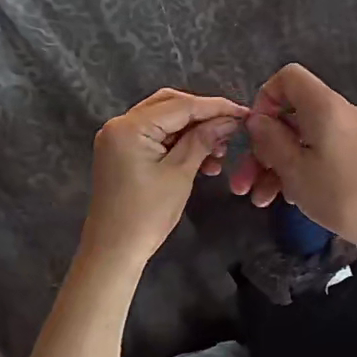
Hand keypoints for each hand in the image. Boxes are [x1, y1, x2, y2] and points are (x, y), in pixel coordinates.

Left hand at [80, 89, 248, 264]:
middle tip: (230, 129)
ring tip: (219, 152)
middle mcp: (119, 124)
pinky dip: (177, 143)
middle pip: (169, 105)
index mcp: (130, 127)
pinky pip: (154, 137)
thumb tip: (228, 120)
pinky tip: (201, 160)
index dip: (215, 107)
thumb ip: (203, 140)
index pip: (180, 105)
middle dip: (202, 116)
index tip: (243, 112)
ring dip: (192, 131)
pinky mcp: (121, 152)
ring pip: (163, 120)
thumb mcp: (180, 174)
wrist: (113, 250)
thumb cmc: (147, 215)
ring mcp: (117, 138)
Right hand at [228, 64, 356, 251]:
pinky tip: (283, 197)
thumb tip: (257, 120)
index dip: (264, 98)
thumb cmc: (341, 195)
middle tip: (244, 179)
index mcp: (323, 106)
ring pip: (298, 138)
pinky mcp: (352, 154)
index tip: (256, 131)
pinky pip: (315, 150)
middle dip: (262, 146)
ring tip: (258, 198)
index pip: (287, 77)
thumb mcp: (294, 170)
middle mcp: (336, 112)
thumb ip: (270, 140)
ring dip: (274, 165)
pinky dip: (296, 169)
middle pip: (288, 114)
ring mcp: (346, 134)